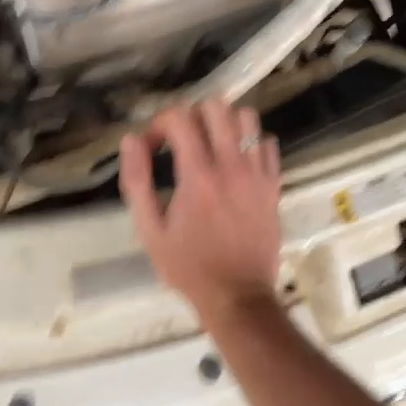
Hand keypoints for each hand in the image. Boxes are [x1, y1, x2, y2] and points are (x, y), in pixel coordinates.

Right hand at [119, 100, 282, 322]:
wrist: (238, 298)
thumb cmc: (189, 267)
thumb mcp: (150, 230)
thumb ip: (137, 181)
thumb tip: (132, 140)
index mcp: (198, 176)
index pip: (180, 118)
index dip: (160, 123)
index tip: (154, 145)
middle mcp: (231, 166)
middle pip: (216, 107)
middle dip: (192, 115)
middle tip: (182, 139)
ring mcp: (257, 174)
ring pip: (246, 117)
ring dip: (224, 123)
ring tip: (211, 144)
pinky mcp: (274, 185)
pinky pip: (268, 144)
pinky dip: (252, 142)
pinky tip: (237, 161)